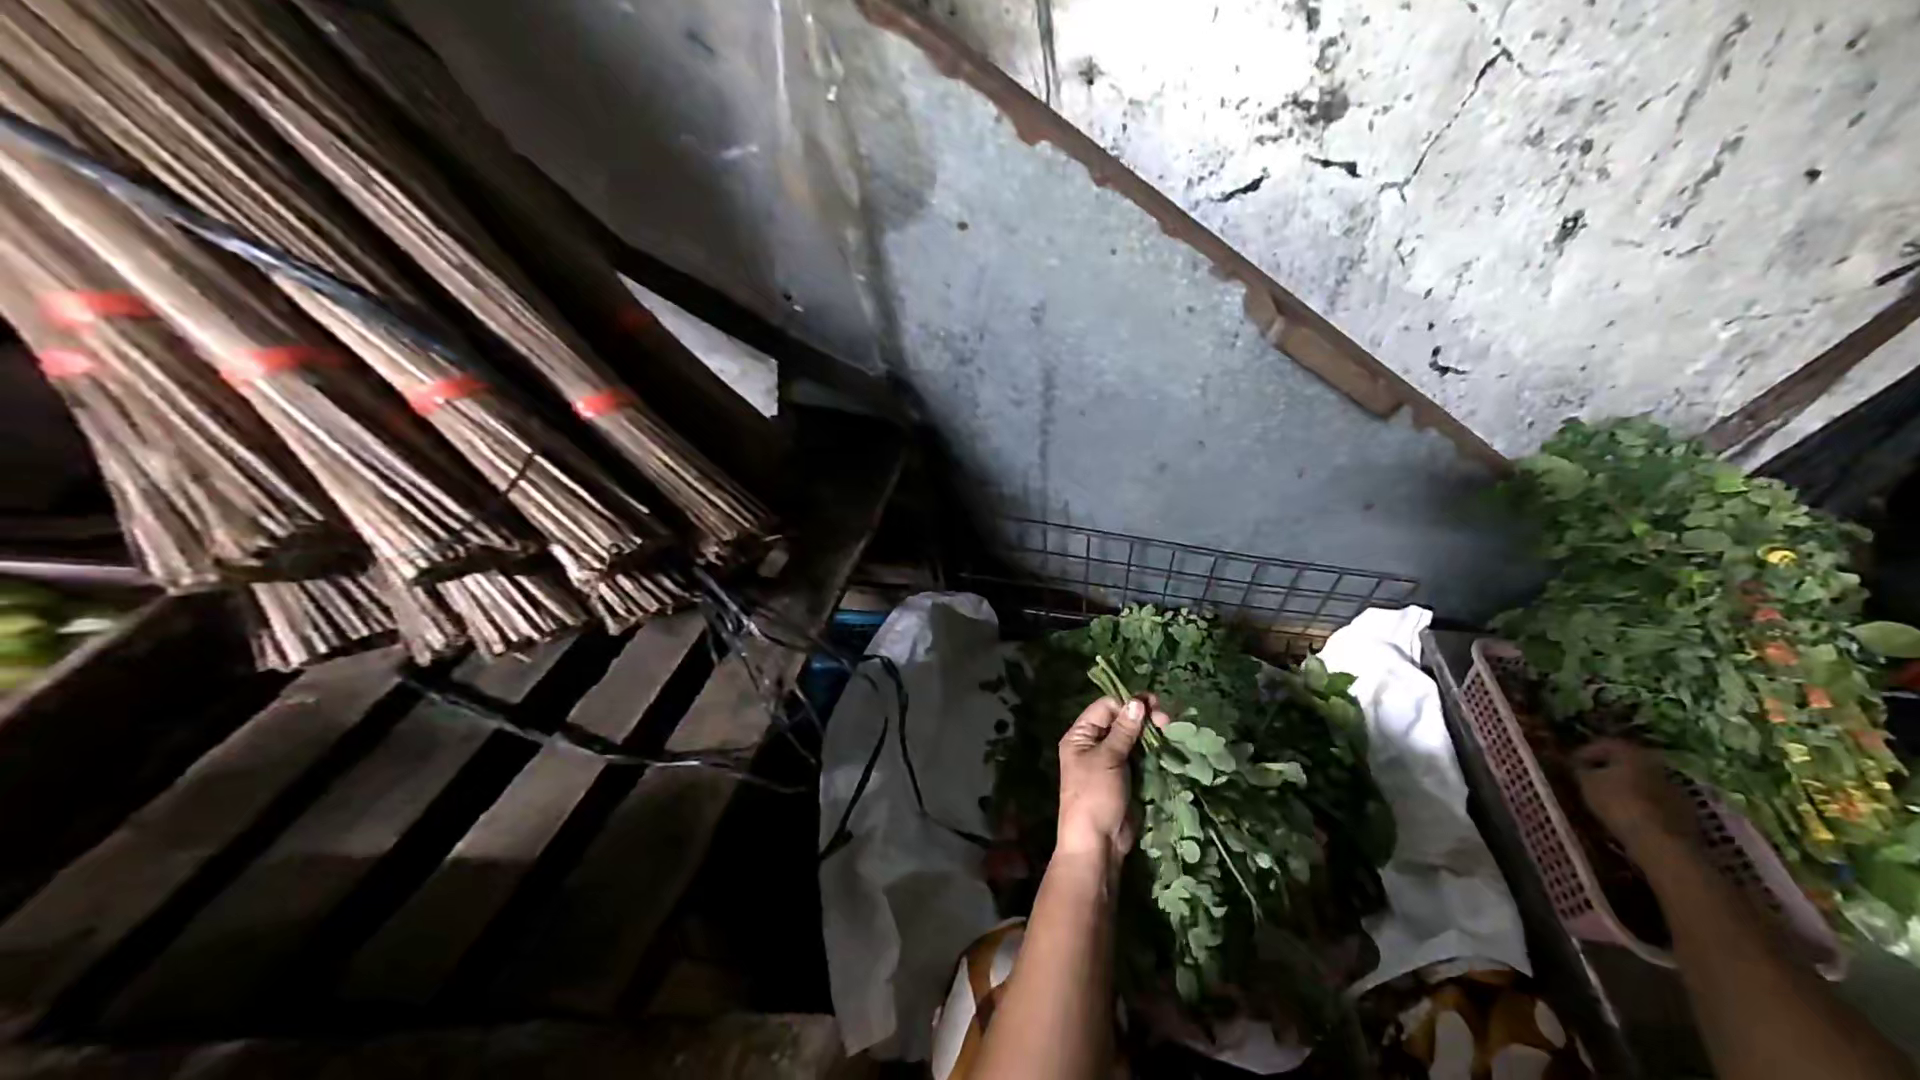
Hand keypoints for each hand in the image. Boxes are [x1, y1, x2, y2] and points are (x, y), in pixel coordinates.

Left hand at [1056, 694, 1167, 861]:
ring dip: (1150, 733)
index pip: (1105, 707)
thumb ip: (1123, 730)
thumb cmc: (1095, 795)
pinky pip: (1140, 756)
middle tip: (1166, 719)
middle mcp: (1094, 744)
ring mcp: (1111, 760)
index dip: (1128, 703)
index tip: (1153, 703)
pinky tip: (1168, 745)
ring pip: (1133, 738)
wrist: (1098, 841)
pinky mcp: (1126, 776)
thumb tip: (1136, 703)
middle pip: (1120, 721)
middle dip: (1142, 717)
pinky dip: (1153, 750)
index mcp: (1080, 736)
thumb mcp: (1108, 758)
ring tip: (1170, 729)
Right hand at [1573, 738, 1699, 868]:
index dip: (1585, 752)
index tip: (1572, 764)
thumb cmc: (1617, 803)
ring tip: (1609, 800)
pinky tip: (1629, 814)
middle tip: (1591, 779)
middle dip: (1609, 769)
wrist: (1661, 841)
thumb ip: (1581, 769)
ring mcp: (1675, 789)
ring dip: (1627, 787)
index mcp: (1632, 753)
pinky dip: (1642, 803)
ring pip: (1644, 781)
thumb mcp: (1586, 783)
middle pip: (1628, 762)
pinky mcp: (1685, 811)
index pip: (1604, 743)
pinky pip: (1656, 800)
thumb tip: (1579, 765)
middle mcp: (1657, 765)